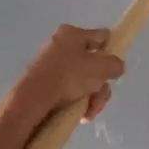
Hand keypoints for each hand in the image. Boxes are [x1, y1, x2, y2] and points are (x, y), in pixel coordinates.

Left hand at [3, 25, 125, 124]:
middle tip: (99, 98)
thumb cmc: (68, 76)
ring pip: (83, 81)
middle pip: (93, 64)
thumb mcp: (100, 68)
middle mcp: (61, 45)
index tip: (114, 70)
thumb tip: (116, 67)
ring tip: (88, 112)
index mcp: (72, 33)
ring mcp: (51, 65)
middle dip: (100, 84)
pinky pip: (69, 90)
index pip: (101, 36)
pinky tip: (80, 115)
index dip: (111, 51)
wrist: (32, 100)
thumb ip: (115, 64)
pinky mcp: (45, 84)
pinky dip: (77, 102)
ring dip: (91, 98)